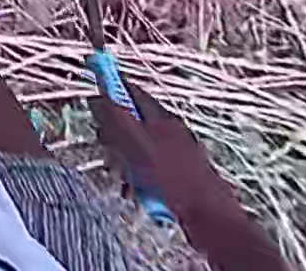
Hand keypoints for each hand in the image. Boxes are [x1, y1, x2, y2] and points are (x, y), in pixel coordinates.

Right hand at [89, 83, 287, 270]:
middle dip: (113, 135)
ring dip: (125, 160)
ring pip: (138, 147)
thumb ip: (113, 117)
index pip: (129, 89)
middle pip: (130, 120)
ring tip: (124, 178)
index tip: (92, 84)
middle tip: (107, 148)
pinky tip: (137, 191)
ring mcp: (178, 153)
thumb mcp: (135, 143)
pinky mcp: (182, 175)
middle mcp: (171, 130)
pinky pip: (151, 167)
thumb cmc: (173, 179)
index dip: (108, 84)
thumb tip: (96, 95)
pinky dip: (140, 176)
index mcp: (161, 117)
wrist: (213, 222)